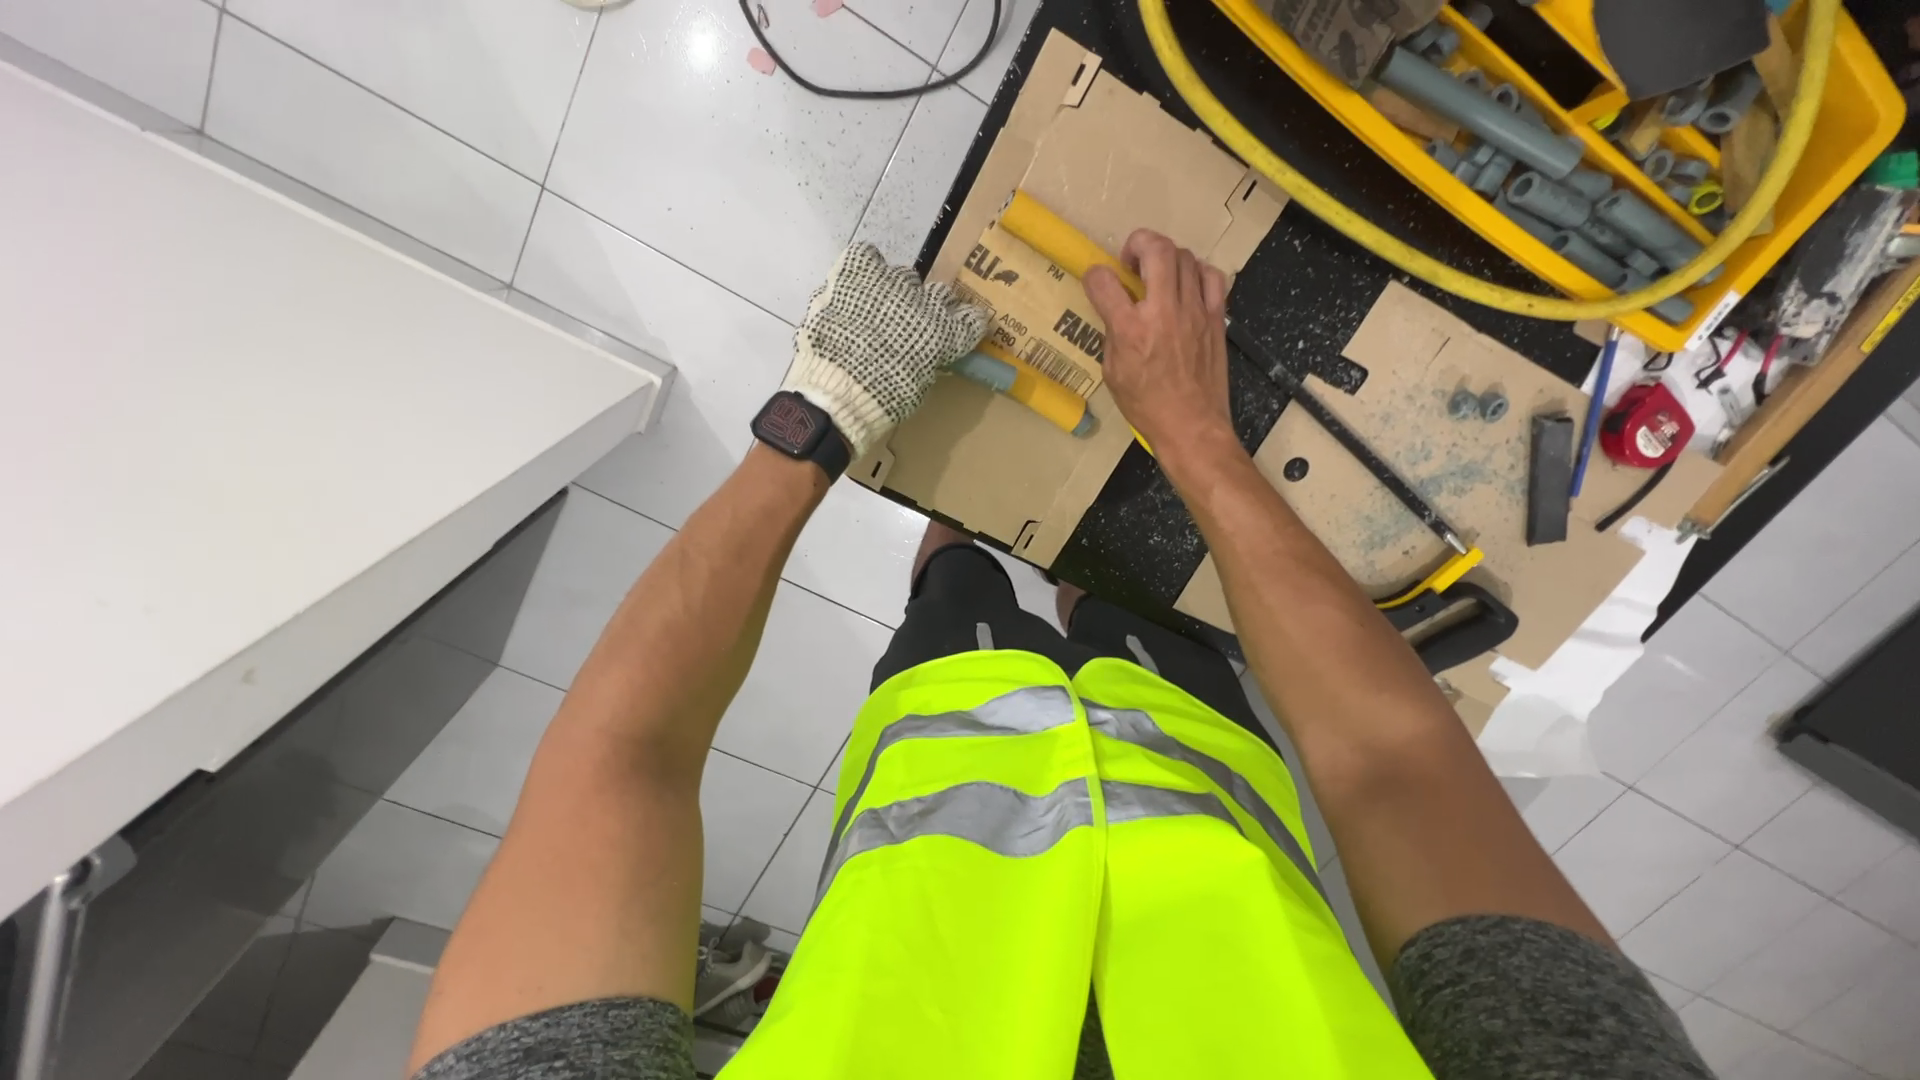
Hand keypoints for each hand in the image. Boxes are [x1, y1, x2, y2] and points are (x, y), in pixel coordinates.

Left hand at [781, 243, 987, 457]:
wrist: (838, 390)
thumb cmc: (881, 400)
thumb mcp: (917, 387)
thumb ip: (926, 362)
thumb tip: (924, 355)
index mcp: (942, 334)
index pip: (971, 319)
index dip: (965, 323)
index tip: (959, 328)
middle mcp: (923, 302)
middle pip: (937, 293)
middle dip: (928, 309)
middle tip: (911, 326)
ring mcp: (889, 284)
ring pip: (904, 275)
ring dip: (897, 292)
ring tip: (878, 310)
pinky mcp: (856, 274)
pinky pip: (866, 256)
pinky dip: (864, 267)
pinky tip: (858, 283)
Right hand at [1083, 230, 1233, 466]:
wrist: (1191, 425)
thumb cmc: (1146, 406)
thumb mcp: (1112, 374)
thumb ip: (1113, 335)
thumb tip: (1117, 311)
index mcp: (1130, 331)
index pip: (1104, 282)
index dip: (1095, 276)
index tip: (1097, 282)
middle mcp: (1163, 312)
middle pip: (1156, 249)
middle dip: (1138, 243)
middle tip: (1131, 260)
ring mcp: (1194, 311)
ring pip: (1184, 256)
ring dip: (1166, 257)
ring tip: (1158, 273)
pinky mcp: (1216, 317)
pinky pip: (1211, 276)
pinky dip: (1197, 272)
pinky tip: (1187, 285)